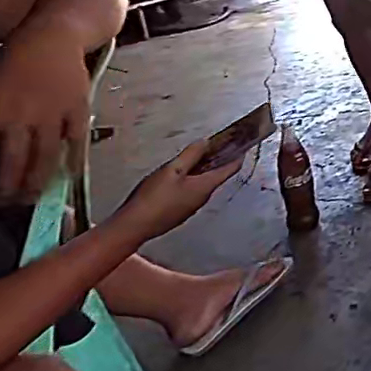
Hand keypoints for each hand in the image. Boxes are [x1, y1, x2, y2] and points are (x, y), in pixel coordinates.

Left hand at [0, 31, 90, 208]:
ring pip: (43, 156)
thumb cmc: (11, 62)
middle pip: (10, 162)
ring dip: (35, 181)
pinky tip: (68, 176)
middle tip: (0, 206)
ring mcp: (51, 112)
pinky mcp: (78, 108)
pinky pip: (76, 140)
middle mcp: (17, 114)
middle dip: (3, 190)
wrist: (53, 36)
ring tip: (29, 198)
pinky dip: (73, 160)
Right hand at [113, 133, 244, 241]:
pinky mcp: (178, 213)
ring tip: (194, 157)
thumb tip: (206, 142)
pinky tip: (177, 177)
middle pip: (217, 175)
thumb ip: (191, 154)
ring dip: (203, 170)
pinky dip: (191, 181)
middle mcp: (203, 198)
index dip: (238, 153)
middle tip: (213, 146)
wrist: (130, 228)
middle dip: (217, 159)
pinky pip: (190, 192)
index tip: (240, 142)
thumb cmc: (153, 198)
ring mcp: (190, 207)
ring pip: (203, 184)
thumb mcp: (173, 170)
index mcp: (207, 186)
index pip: (232, 168)